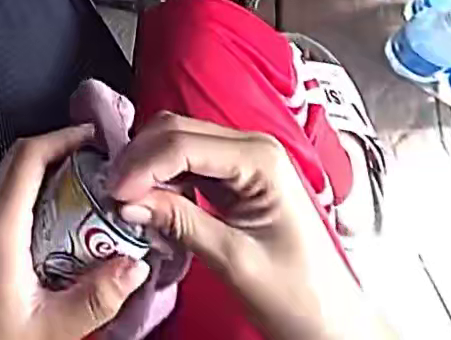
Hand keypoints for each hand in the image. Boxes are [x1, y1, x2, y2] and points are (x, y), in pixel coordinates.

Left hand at [0, 125, 149, 339]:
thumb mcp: (53, 329)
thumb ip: (96, 297)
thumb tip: (136, 264)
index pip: (29, 157)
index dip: (62, 137)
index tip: (95, 135)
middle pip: (19, 155)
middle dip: (59, 145)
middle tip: (99, 154)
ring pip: (11, 168)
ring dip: (47, 162)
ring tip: (87, 173)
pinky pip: (7, 188)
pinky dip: (35, 182)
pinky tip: (63, 203)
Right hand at [106, 113, 390, 339]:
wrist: (338, 330)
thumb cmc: (302, 302)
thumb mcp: (237, 263)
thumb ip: (181, 223)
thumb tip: (128, 201)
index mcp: (260, 159)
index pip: (183, 143)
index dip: (142, 163)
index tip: (115, 191)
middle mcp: (250, 145)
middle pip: (175, 130)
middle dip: (139, 157)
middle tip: (112, 190)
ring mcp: (241, 157)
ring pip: (175, 140)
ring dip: (146, 163)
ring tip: (124, 194)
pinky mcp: (232, 174)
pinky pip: (184, 160)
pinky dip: (160, 174)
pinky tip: (147, 196)